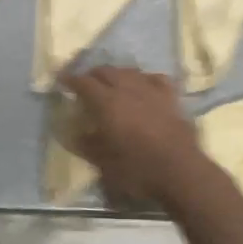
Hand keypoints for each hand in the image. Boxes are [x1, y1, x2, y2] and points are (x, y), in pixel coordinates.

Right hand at [61, 67, 211, 207]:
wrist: (180, 172)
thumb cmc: (137, 169)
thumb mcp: (103, 163)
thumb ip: (86, 145)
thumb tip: (75, 134)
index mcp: (106, 103)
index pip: (83, 83)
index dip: (70, 79)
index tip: (61, 79)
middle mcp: (127, 89)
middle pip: (106, 71)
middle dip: (92, 75)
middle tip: (85, 84)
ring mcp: (151, 91)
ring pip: (129, 71)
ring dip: (116, 74)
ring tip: (111, 83)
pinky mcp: (171, 98)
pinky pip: (154, 78)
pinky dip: (144, 79)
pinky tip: (143, 85)